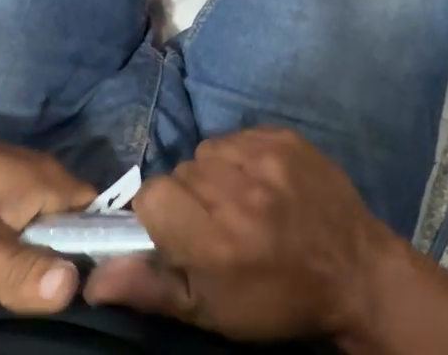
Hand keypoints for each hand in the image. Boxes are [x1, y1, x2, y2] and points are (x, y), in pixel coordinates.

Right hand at [83, 128, 400, 340]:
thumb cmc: (277, 300)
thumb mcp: (211, 311)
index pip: (152, 195)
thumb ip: (150, 288)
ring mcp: (267, 158)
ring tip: (239, 200)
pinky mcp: (287, 138)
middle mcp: (238, 191)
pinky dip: (241, 156)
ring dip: (213, 174)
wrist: (355, 271)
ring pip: (207, 151)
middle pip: (180, 172)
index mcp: (215, 240)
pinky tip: (260, 181)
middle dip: (187, 197)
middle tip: (213, 223)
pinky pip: (239, 135)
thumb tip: (92, 278)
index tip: (177, 232)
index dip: (157, 215)